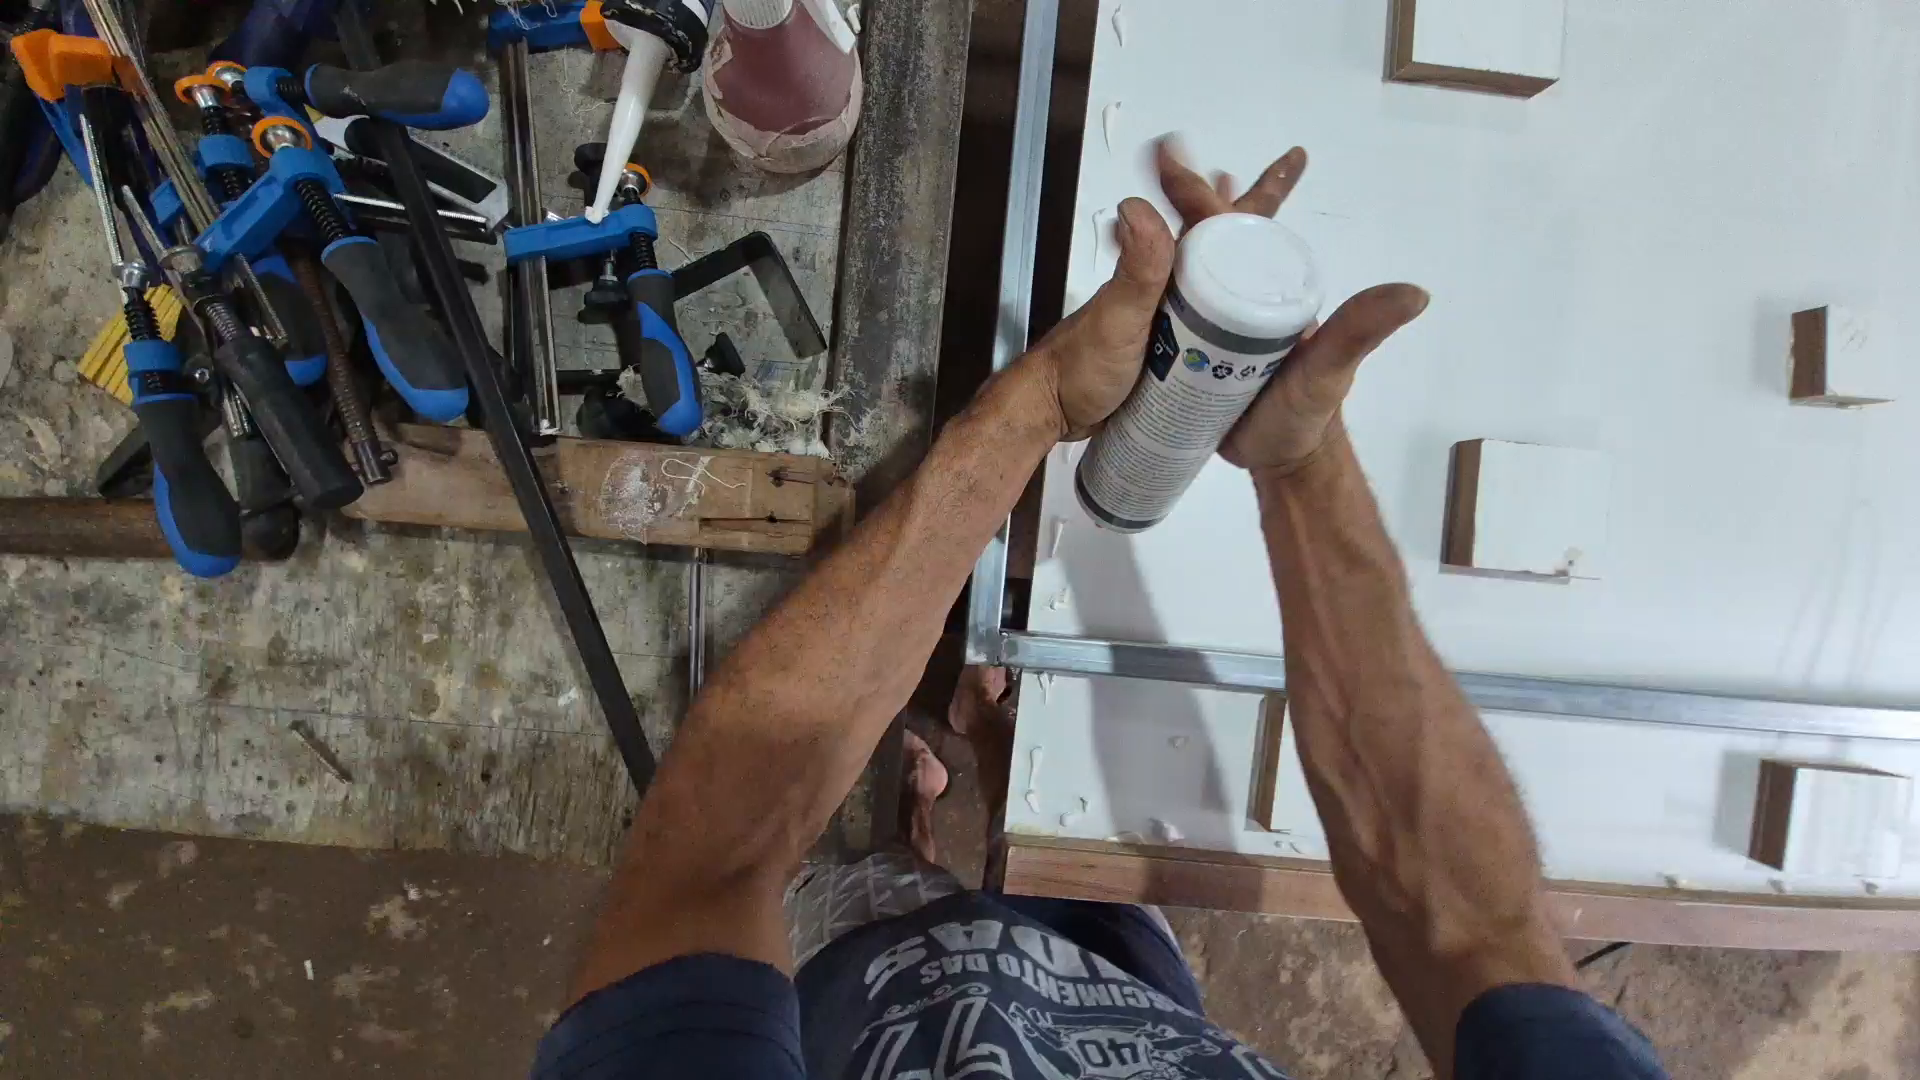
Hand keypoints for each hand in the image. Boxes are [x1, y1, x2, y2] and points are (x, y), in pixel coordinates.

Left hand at [1034, 140, 1309, 439]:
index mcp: (1162, 270)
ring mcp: (1163, 320)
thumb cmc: (1084, 364)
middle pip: (1219, 246)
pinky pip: (1202, 326)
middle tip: (1290, 180)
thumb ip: (1137, 269)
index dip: (1251, 196)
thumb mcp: (1118, 316)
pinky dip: (1223, 315)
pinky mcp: (1162, 353)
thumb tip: (1138, 204)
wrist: (1054, 410)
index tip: (1293, 161)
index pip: (1214, 222)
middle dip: (1253, 217)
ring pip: (1211, 285)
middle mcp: (1165, 288)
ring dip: (1238, 263)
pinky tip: (1237, 323)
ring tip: (1268, 248)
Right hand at [1146, 146, 1429, 475]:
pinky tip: (1142, 292)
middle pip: (1211, 244)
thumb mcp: (1327, 372)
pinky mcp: (1196, 356)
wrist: (1278, 458)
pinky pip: (1174, 319)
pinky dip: (1156, 299)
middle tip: (1160, 162)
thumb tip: (1412, 292)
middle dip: (1190, 202)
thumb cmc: (1301, 415)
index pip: (1237, 233)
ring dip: (1170, 244)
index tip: (1178, 168)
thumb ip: (1356, 333)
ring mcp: (1217, 328)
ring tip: (1150, 215)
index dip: (1208, 200)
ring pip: (1190, 278)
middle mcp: (1244, 300)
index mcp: (1271, 291)